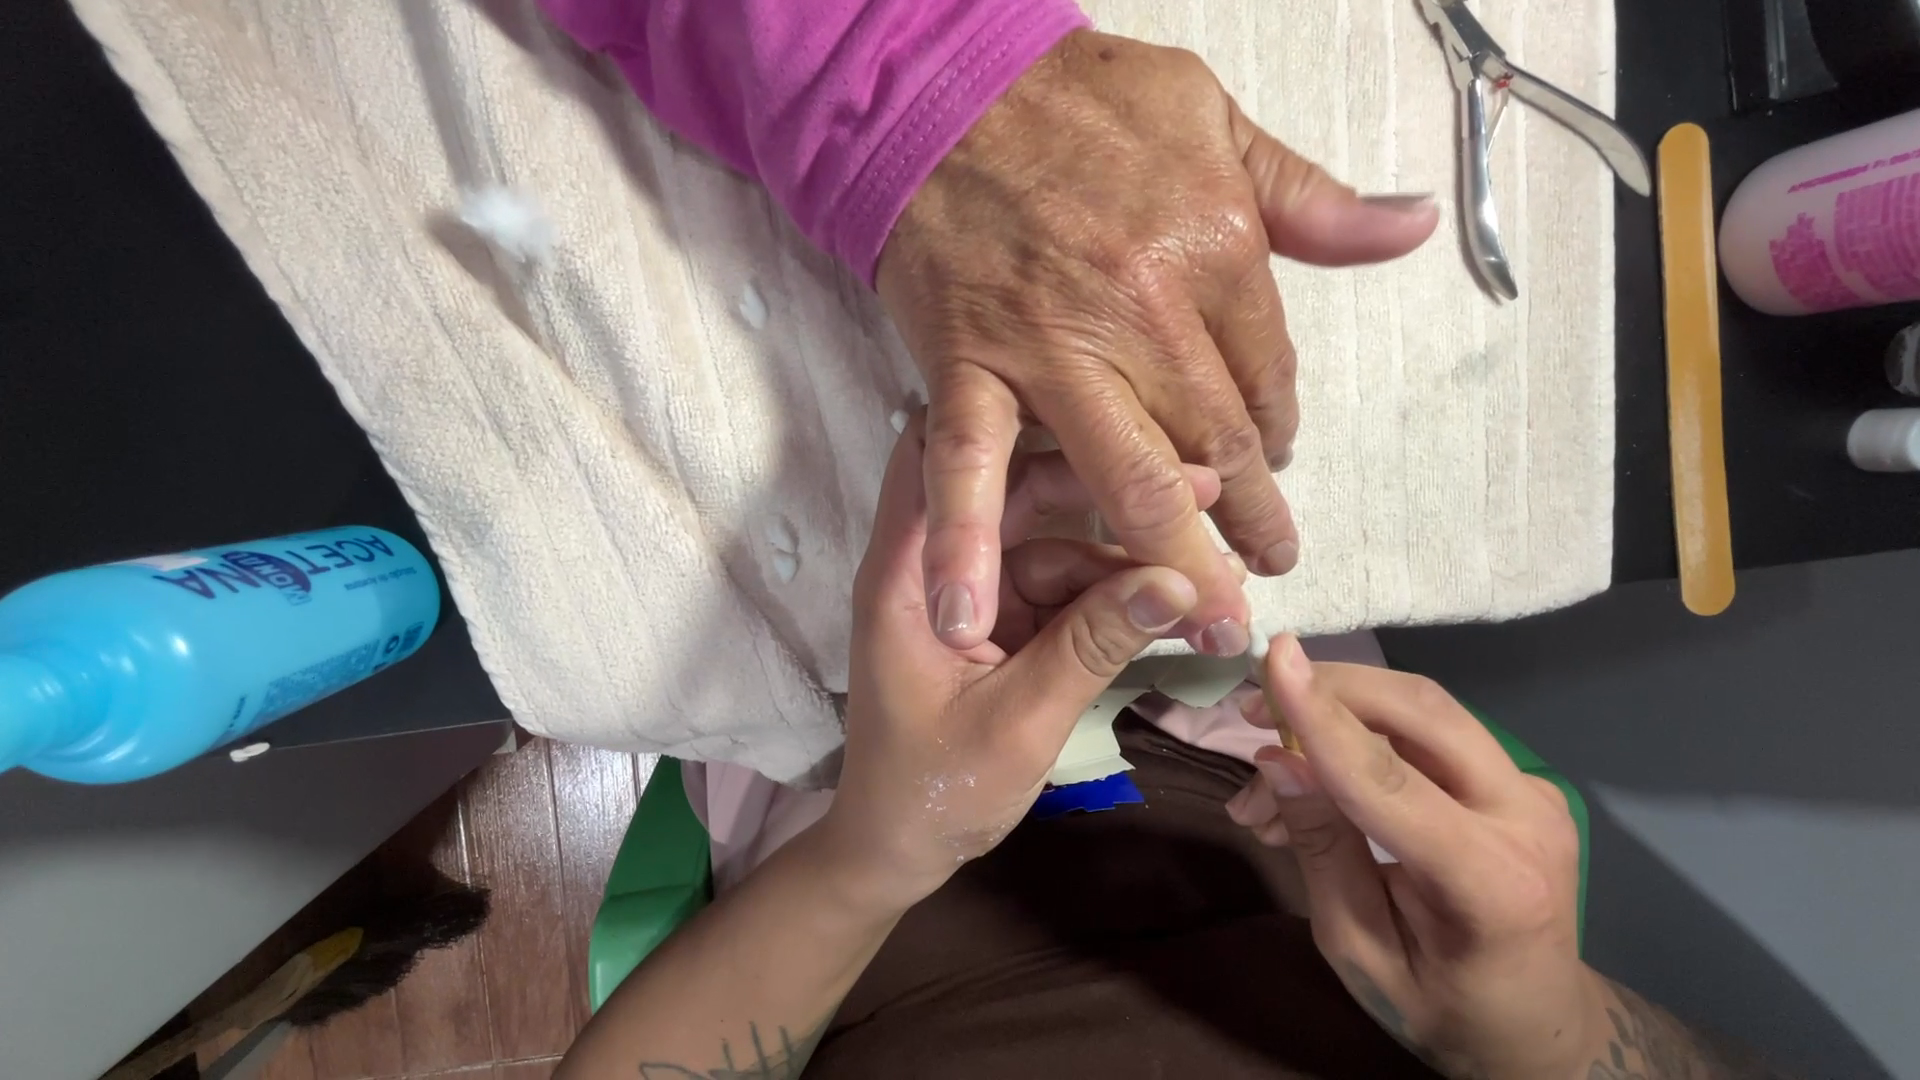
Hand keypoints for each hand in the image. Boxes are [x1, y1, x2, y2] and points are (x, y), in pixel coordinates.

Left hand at [817, 417, 1208, 908]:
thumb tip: (1180, 580)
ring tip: (1207, 570)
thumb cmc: (934, 789)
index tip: (1084, 391)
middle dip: (1103, 494)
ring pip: (1054, 547)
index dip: (997, 414)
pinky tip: (1170, 608)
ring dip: (1123, 561)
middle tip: (1199, 486)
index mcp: (909, 574)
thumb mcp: (1019, 720)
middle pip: (1017, 497)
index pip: (932, 457)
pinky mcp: (1003, 622)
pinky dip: (1111, 600)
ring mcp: (976, 594)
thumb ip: (1095, 645)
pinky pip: (1062, 592)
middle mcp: (939, 568)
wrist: (901, 850)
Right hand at [876, 29, 1437, 657]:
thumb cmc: (1080, 103)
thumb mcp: (1215, 119)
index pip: (1266, 378)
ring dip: (1169, 564)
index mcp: (1213, 253)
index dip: (1272, 438)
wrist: (944, 91)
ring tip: (1199, 624)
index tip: (1265, 470)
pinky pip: (970, 468)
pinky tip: (969, 615)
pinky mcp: (968, 371)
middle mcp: (1142, 317)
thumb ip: (1309, 196)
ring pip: (1123, 480)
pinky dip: (966, 543)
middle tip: (1264, 582)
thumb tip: (1410, 227)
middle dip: (1245, 526)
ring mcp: (1050, 354)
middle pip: (1214, 449)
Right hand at [1226, 640, 1606, 1079]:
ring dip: (1336, 711)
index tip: (1274, 661)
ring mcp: (1528, 791)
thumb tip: (1278, 761)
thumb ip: (1321, 848)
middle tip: (1255, 706)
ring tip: (1267, 766)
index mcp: (1490, 883)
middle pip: (1421, 712)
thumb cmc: (1439, 1004)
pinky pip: (1424, 730)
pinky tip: (1312, 769)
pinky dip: (1357, 731)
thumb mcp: (1358, 948)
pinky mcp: (1513, 776)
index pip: (1390, 781)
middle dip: (1331, 688)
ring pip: (1423, 707)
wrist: (1537, 1028)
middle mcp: (1525, 819)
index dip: (1324, 719)